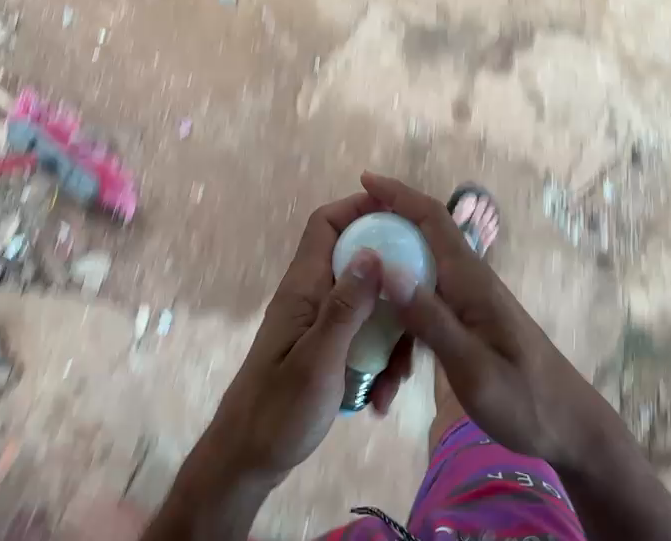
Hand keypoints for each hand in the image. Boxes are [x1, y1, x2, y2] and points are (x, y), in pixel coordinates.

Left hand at [146, 193, 417, 539]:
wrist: (247, 460)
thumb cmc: (278, 410)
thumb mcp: (319, 359)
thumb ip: (345, 307)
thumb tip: (372, 252)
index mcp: (303, 288)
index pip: (325, 224)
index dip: (358, 209)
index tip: (400, 216)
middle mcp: (310, 297)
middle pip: (356, 263)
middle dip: (392, 282)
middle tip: (423, 303)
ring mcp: (317, 324)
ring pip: (365, 306)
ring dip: (390, 334)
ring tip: (400, 376)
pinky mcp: (325, 351)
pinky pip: (361, 339)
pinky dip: (378, 362)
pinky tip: (383, 398)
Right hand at [361, 172, 614, 472]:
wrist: (571, 430)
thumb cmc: (526, 399)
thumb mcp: (473, 368)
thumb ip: (431, 319)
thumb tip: (386, 267)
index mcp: (471, 280)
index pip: (432, 219)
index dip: (398, 195)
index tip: (365, 179)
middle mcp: (469, 282)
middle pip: (420, 240)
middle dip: (382, 233)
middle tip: (342, 245)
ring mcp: (470, 304)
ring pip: (418, 280)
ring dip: (389, 294)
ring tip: (358, 323)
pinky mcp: (470, 326)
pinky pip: (427, 311)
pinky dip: (404, 329)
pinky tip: (390, 374)